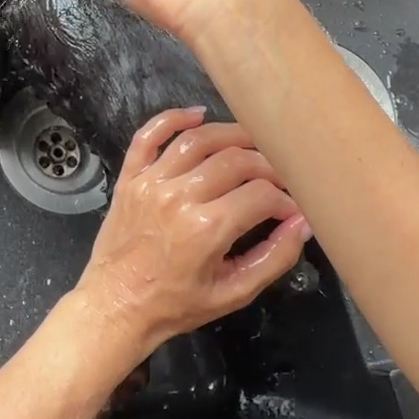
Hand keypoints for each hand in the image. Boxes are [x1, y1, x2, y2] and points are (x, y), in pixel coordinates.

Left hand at [73, 108, 309, 356]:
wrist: (116, 304)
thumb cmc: (175, 304)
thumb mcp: (233, 293)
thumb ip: (274, 258)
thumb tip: (302, 224)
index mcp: (207, 228)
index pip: (260, 194)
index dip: (284, 199)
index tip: (291, 208)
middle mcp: (179, 196)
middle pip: (233, 160)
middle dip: (265, 164)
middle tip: (278, 174)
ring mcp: (151, 182)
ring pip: (196, 140)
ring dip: (228, 134)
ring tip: (251, 140)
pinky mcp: (130, 177)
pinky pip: (148, 136)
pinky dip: (171, 118)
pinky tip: (196, 114)